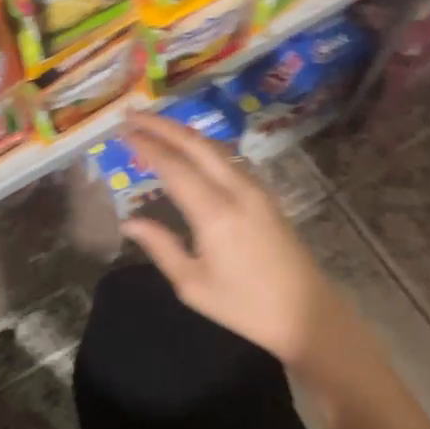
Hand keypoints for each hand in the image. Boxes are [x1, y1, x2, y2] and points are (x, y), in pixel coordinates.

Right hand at [118, 112, 354, 365]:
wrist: (307, 314)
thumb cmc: (245, 307)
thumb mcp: (193, 285)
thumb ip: (161, 247)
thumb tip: (130, 222)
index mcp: (215, 214)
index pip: (174, 166)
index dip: (147, 145)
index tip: (122, 131)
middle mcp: (237, 191)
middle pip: (196, 145)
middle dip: (162, 125)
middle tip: (132, 114)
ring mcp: (256, 190)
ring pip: (216, 148)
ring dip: (184, 133)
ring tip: (156, 125)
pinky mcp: (266, 196)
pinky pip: (230, 159)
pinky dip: (204, 147)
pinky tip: (192, 149)